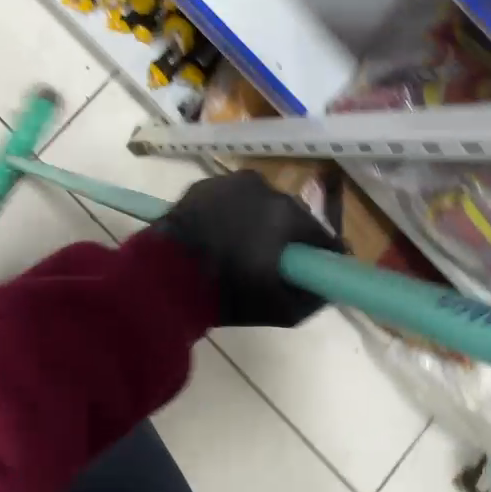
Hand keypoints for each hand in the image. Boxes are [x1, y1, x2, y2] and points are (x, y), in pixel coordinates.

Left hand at [151, 171, 345, 327]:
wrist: (164, 272)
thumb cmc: (228, 291)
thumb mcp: (284, 309)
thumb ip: (316, 295)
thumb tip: (326, 284)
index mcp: (287, 213)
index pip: (319, 235)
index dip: (319, 256)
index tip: (311, 273)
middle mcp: (262, 186)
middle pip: (288, 216)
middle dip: (285, 237)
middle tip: (272, 264)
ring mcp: (228, 182)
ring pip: (257, 204)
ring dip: (257, 221)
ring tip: (241, 249)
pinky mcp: (202, 184)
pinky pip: (229, 200)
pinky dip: (229, 213)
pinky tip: (218, 235)